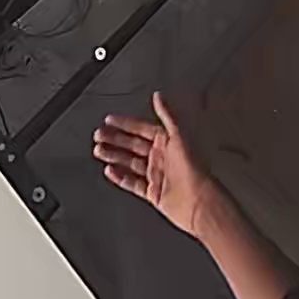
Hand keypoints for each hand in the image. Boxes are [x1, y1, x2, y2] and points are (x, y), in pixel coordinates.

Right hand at [92, 91, 222, 238]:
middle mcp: (160, 156)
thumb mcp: (178, 136)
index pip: (140, 128)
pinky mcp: (153, 192)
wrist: (199, 203)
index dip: (124, 123)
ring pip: (129, 162)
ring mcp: (156, 174)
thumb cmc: (193, 168)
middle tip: (98, 135)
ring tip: (98, 151)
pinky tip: (109, 171)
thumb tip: (158, 95)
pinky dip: (120, 177)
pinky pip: (132, 182)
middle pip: (131, 144)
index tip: (109, 120)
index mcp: (166, 141)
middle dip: (114, 139)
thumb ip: (166, 115)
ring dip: (113, 155)